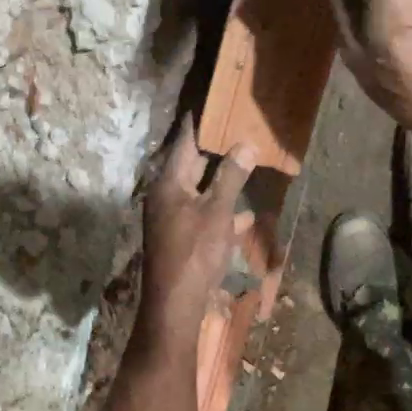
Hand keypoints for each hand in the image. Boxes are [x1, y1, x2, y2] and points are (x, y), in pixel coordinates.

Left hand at [138, 123, 256, 346]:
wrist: (175, 306)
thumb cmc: (195, 252)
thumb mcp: (217, 211)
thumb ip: (231, 177)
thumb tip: (245, 144)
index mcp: (169, 184)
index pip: (184, 143)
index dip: (199, 123)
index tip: (213, 104)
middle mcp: (166, 198)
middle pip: (191, 166)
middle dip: (213, 150)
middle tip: (235, 128)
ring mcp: (172, 221)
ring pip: (200, 193)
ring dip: (221, 182)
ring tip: (246, 163)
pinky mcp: (182, 240)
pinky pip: (204, 217)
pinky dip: (222, 212)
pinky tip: (245, 216)